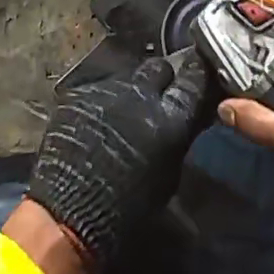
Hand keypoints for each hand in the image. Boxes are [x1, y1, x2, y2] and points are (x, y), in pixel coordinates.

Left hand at [25, 57, 206, 273]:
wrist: (72, 204)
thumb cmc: (129, 206)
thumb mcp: (168, 176)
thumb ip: (176, 139)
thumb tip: (181, 123)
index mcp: (168, 120)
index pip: (191, 84)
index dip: (197, 74)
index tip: (201, 67)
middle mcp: (137, 95)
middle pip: (156, 69)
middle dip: (161, 76)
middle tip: (162, 88)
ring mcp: (103, 90)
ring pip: (125, 78)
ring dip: (129, 90)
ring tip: (127, 107)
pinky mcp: (76, 93)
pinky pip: (97, 90)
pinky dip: (103, 100)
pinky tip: (99, 116)